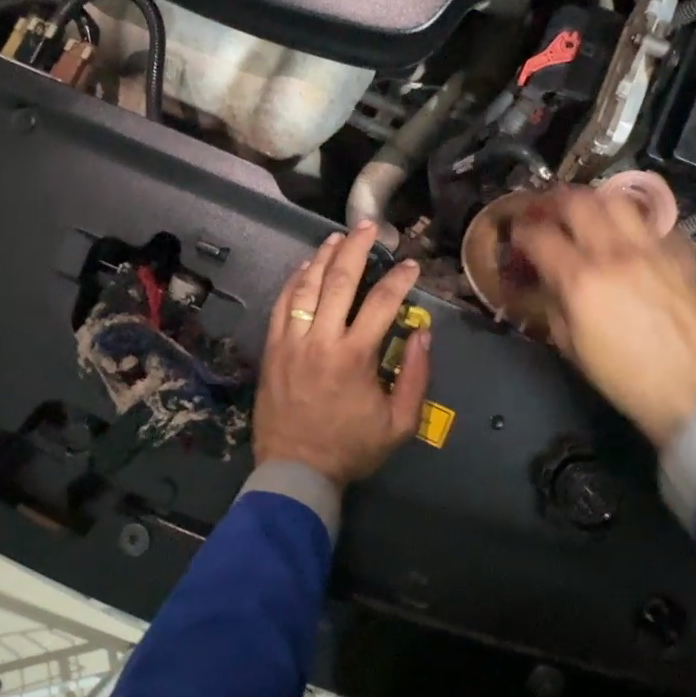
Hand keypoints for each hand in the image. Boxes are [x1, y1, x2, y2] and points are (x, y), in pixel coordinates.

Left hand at [255, 221, 431, 484]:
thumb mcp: (400, 423)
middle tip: (369, 226)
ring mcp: (292, 341)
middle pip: (339, 280)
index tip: (411, 265)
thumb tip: (422, 333)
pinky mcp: (272, 348)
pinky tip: (304, 266)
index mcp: (355, 356)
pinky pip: (282, 304)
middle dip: (356, 248)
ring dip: (323, 257)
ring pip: (307, 286)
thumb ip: (417, 376)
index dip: (400, 279)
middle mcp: (321, 339)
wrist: (296, 470)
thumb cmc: (351, 448)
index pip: (382, 302)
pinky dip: (294, 281)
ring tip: (337, 236)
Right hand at [511, 187, 695, 443]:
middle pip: (577, 201)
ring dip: (595, 203)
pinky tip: (629, 237)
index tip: (517, 235)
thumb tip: (546, 276)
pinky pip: (654, 223)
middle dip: (554, 202)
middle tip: (547, 213)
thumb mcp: (568, 343)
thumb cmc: (621, 376)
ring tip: (588, 215)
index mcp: (580, 278)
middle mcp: (614, 253)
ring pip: (617, 201)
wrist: (687, 392)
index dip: (521, 230)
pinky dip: (635, 223)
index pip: (539, 235)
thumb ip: (552, 300)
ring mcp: (651, 250)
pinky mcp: (679, 256)